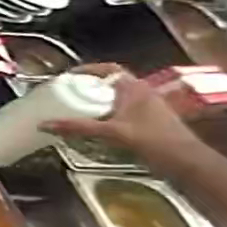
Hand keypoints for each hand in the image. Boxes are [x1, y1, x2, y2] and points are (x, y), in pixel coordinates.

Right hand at [40, 64, 206, 173]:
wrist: (183, 158)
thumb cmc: (149, 139)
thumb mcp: (110, 132)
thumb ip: (77, 127)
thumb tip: (43, 124)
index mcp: (135, 89)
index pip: (111, 70)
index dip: (90, 69)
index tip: (70, 75)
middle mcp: (143, 93)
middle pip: (114, 82)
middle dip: (91, 85)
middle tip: (69, 92)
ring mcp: (149, 106)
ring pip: (119, 96)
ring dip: (100, 98)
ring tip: (78, 107)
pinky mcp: (150, 119)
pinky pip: (124, 108)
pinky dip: (108, 110)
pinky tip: (97, 122)